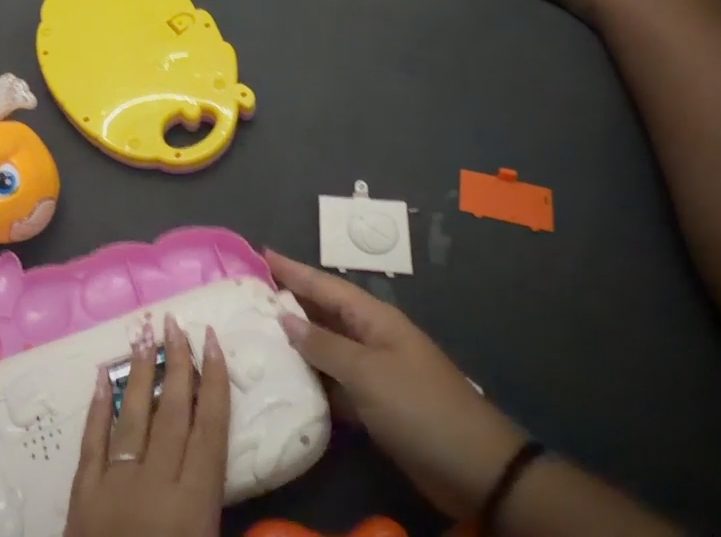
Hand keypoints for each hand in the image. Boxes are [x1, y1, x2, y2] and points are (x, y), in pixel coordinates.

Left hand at [65, 314, 229, 536]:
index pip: (210, 429)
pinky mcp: (83, 492)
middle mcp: (155, 481)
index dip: (214, 381)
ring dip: (138, 375)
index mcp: (194, 500)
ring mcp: (114, 484)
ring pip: (132, 418)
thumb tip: (229, 461)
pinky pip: (91, 442)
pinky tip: (100, 376)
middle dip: (175, 364)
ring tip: (143, 336)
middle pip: (171, 413)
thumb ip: (219, 501)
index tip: (211, 340)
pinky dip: (97, 407)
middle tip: (174, 323)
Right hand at [266, 251, 527, 519]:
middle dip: (288, 301)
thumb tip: (284, 318)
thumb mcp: (366, 373)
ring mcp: (374, 371)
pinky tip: (283, 379)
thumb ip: (323, 345)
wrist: (472, 467)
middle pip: (323, 312)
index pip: (325, 286)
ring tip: (255, 332)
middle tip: (248, 292)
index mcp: (375, 319)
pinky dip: (310, 377)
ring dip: (295, 341)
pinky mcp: (373, 404)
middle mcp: (372, 338)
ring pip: (325, 347)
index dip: (293, 270)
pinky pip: (332, 380)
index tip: (261, 253)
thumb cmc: (418, 408)